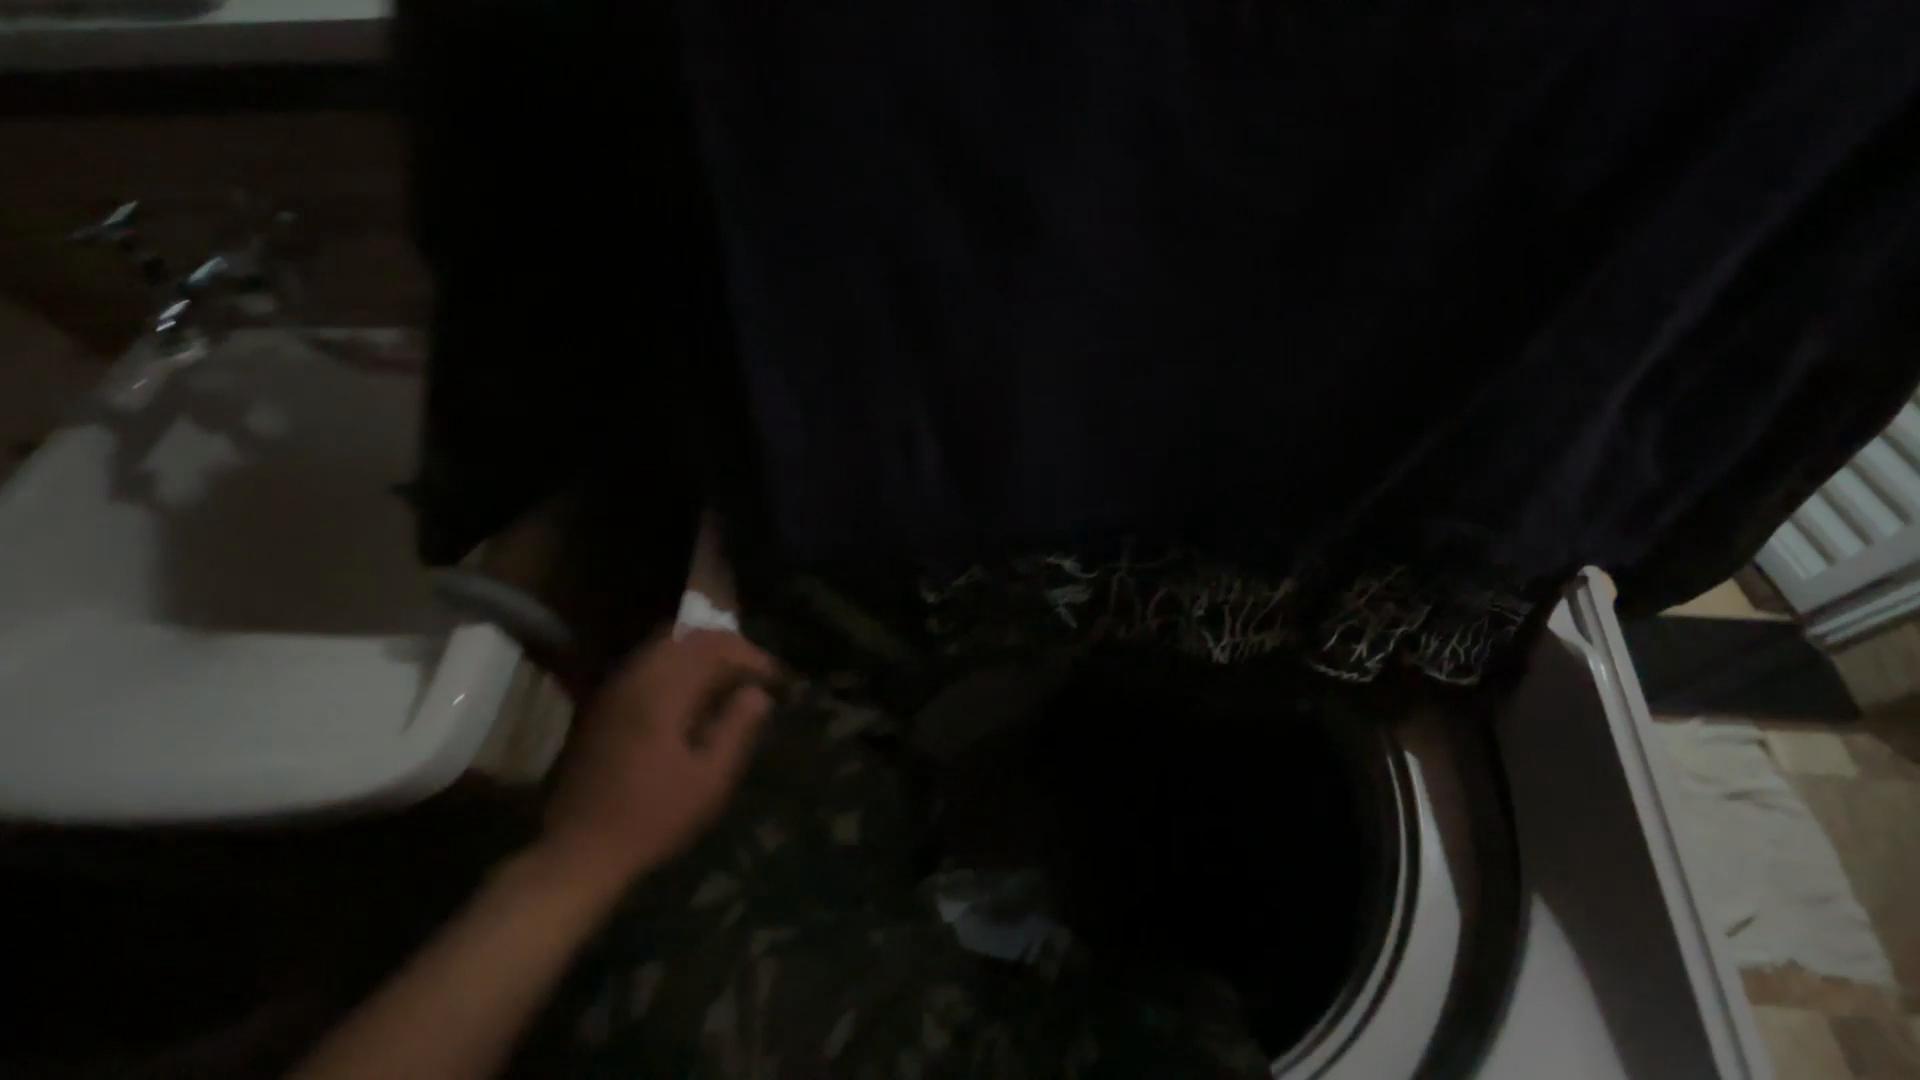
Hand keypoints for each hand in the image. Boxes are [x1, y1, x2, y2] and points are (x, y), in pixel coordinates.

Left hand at [542, 629, 777, 883]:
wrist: (580, 849)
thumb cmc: (653, 817)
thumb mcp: (710, 780)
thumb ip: (737, 728)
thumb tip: (758, 692)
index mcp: (663, 692)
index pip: (714, 647)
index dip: (751, 657)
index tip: (776, 680)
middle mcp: (636, 678)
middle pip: (687, 637)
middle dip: (727, 648)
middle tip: (755, 674)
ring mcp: (614, 690)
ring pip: (664, 648)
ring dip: (701, 655)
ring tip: (730, 683)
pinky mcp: (603, 705)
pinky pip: (648, 666)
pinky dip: (678, 667)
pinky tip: (693, 698)